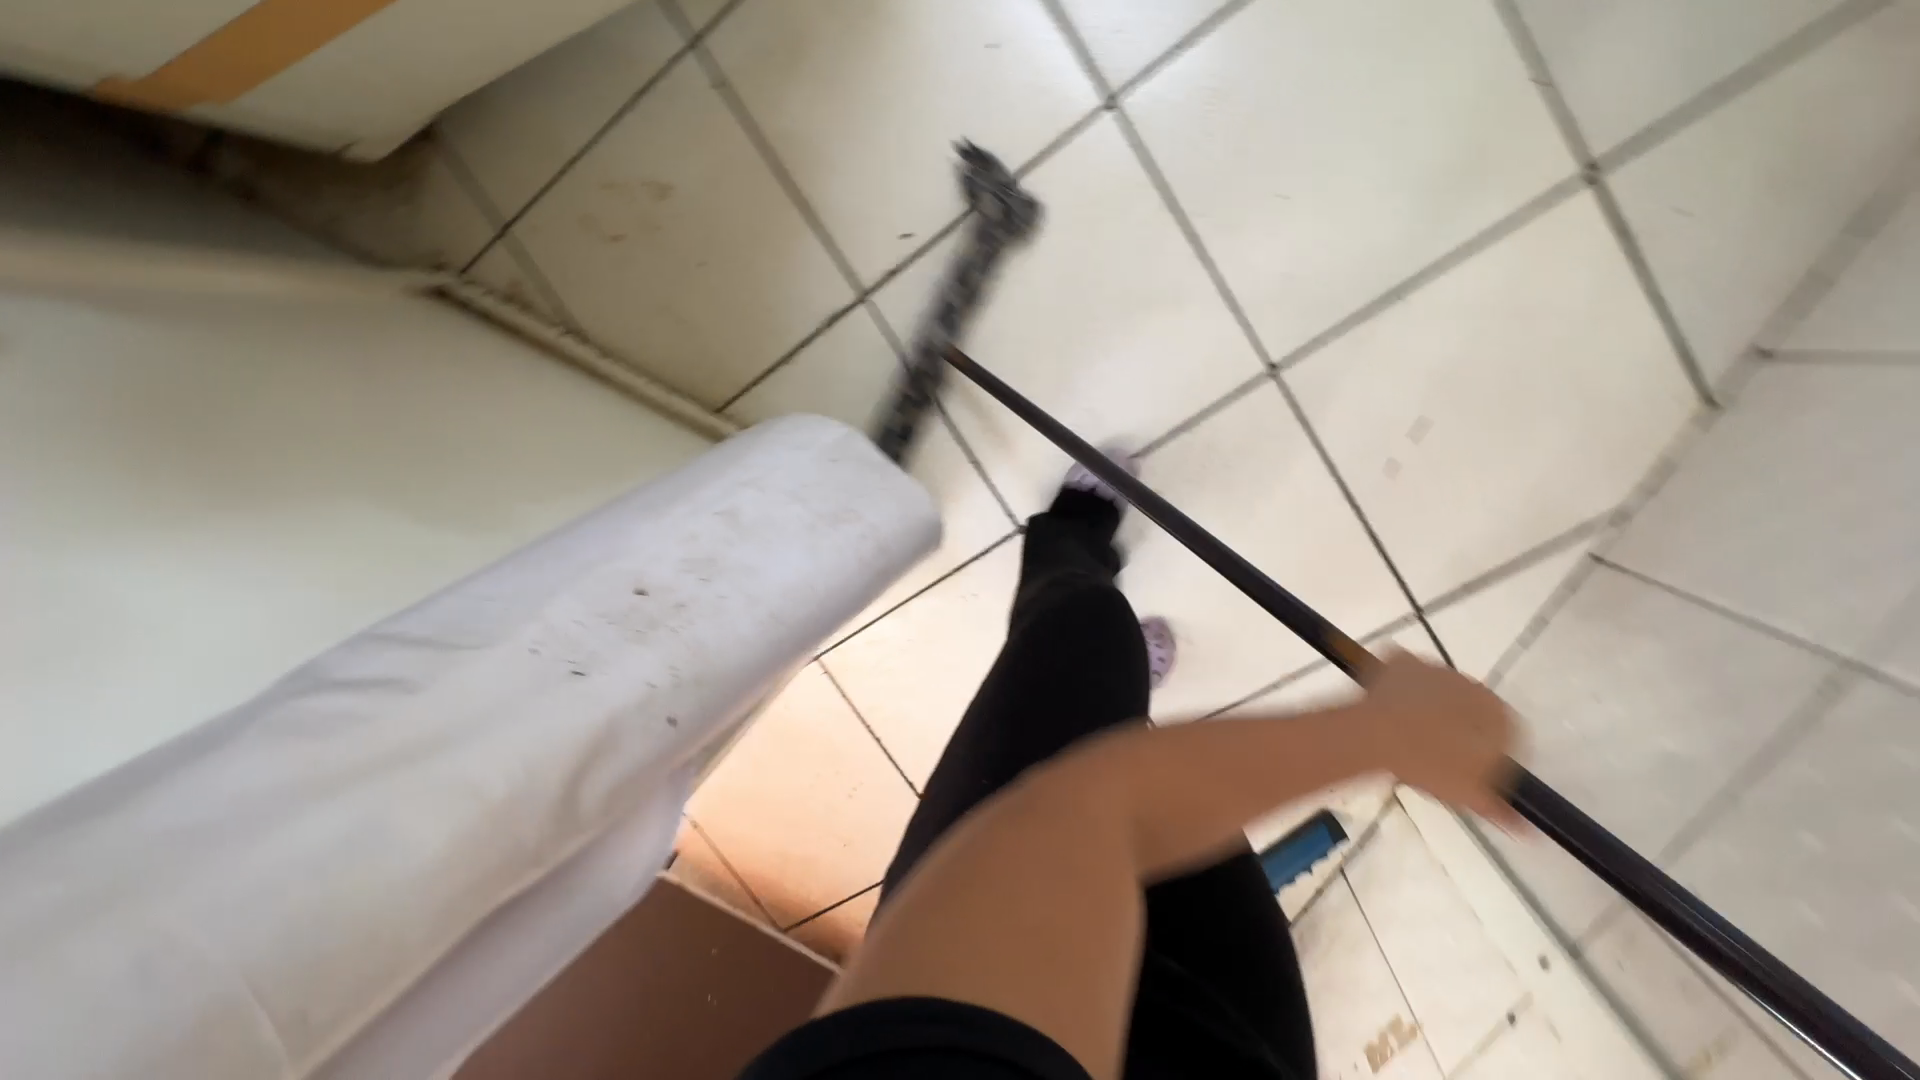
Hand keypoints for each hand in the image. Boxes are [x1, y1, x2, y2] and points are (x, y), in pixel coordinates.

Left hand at [1357, 649, 1524, 828]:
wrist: (1377, 735)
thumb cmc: (1429, 765)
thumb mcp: (1471, 795)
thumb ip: (1502, 809)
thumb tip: (1526, 830)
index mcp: (1500, 715)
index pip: (1506, 733)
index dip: (1487, 751)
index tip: (1469, 766)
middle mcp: (1473, 684)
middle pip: (1471, 708)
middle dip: (1458, 726)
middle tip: (1435, 752)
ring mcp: (1435, 667)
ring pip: (1438, 689)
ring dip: (1429, 705)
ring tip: (1407, 731)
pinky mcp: (1401, 659)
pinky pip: (1405, 671)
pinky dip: (1399, 684)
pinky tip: (1389, 706)